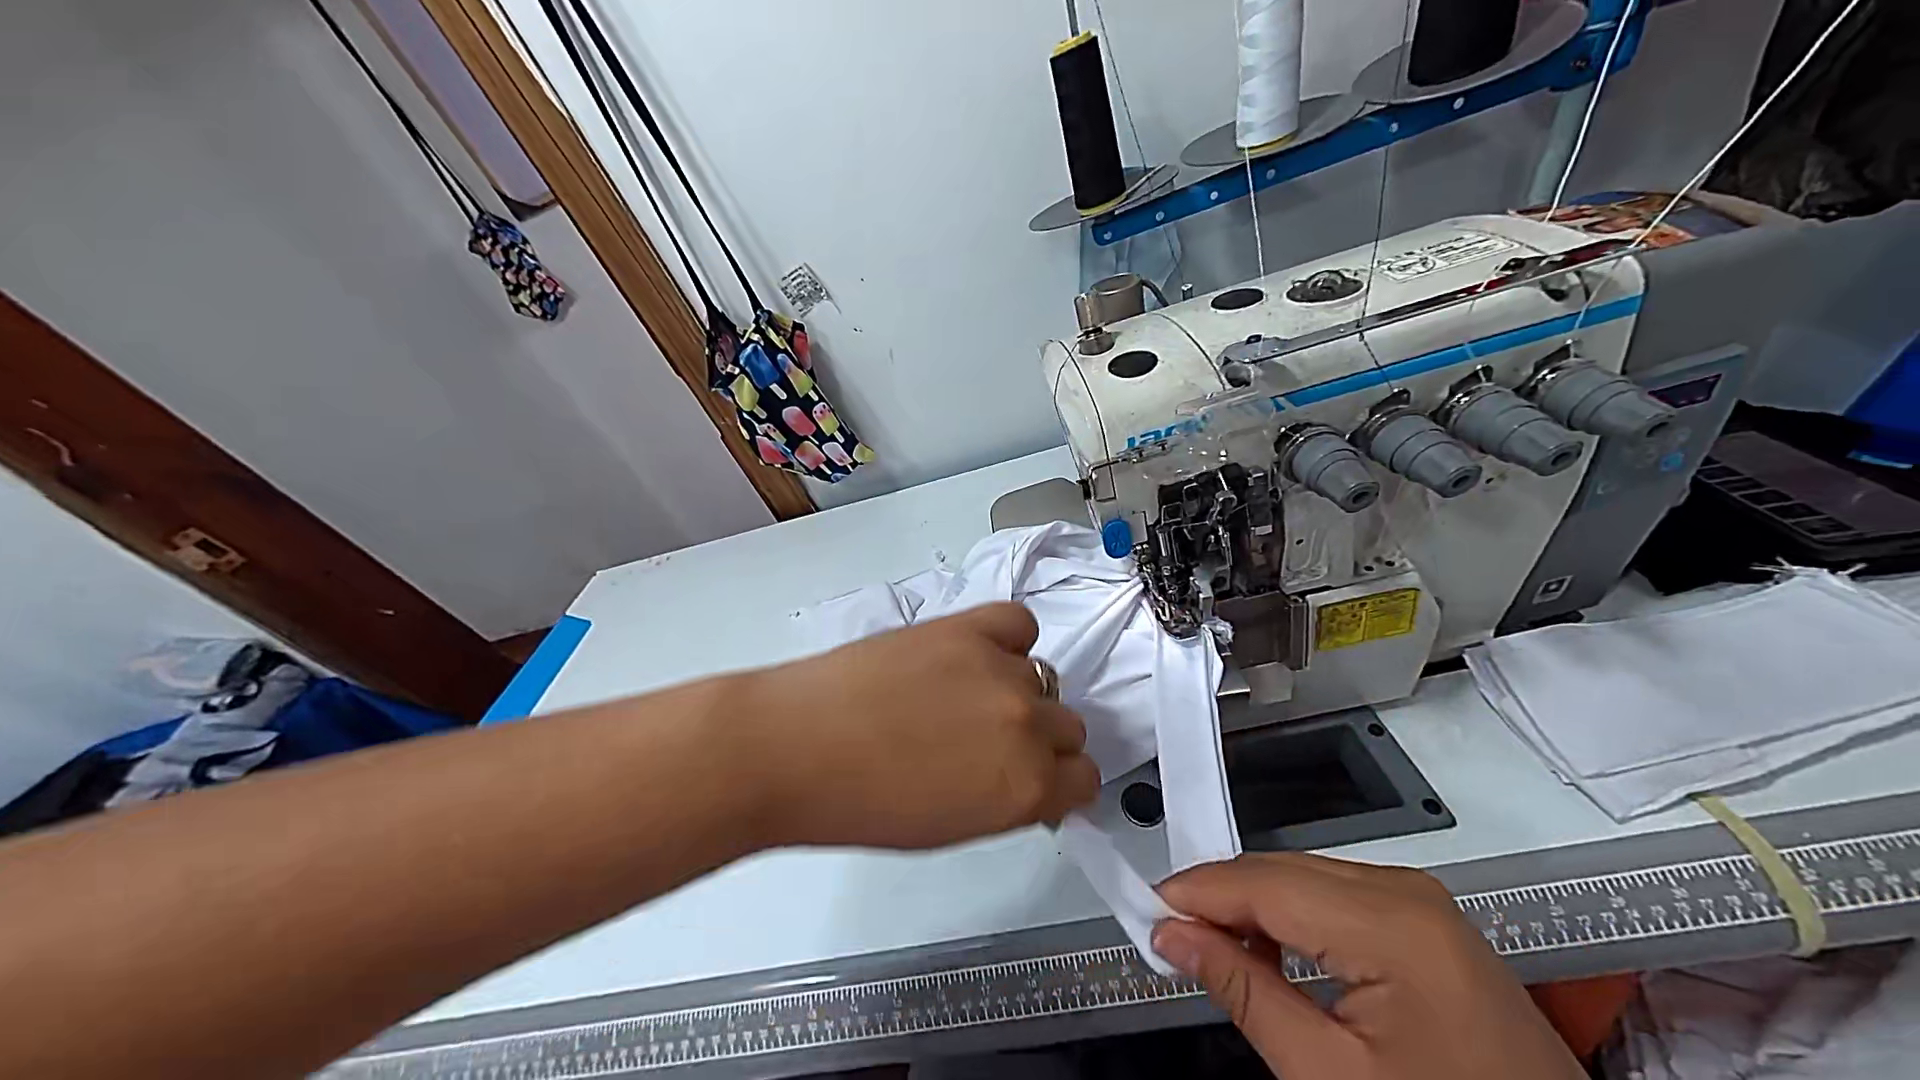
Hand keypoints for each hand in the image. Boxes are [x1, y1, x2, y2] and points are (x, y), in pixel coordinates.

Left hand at [731, 602, 1100, 849]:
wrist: (795, 748)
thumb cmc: (859, 803)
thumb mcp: (952, 827)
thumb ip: (1008, 800)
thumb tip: (1028, 779)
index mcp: (1026, 788)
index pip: (1084, 778)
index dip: (1060, 781)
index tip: (1040, 778)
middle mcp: (1026, 725)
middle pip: (1069, 726)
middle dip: (1040, 740)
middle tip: (993, 741)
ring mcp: (999, 669)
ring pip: (1044, 677)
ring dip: (1017, 691)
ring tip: (966, 697)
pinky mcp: (967, 627)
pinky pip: (1019, 623)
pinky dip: (1009, 638)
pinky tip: (978, 655)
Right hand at [1153, 855, 1583, 1079]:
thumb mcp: (1331, 1077)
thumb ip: (1244, 992)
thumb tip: (1175, 938)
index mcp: (1392, 925)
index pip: (1262, 883)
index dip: (1194, 893)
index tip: (1146, 913)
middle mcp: (1406, 891)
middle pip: (1278, 872)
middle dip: (1217, 899)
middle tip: (1170, 937)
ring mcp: (1418, 899)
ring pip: (1298, 876)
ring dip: (1249, 906)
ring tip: (1212, 949)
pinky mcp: (1421, 915)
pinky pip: (1330, 892)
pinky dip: (1287, 913)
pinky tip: (1267, 950)